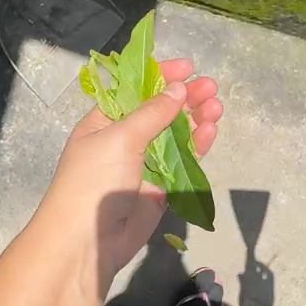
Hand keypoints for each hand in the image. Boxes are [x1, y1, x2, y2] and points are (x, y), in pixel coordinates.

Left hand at [37, 58, 222, 287]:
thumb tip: (178, 90)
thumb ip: (152, 113)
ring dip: (195, 120)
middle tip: (211, 87)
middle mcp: (123, 141)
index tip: (187, 67)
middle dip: (185, 98)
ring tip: (217, 106)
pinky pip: (182, 164)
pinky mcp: (159, 189)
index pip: (134, 91)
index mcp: (104, 122)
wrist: (89, 239)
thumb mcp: (120, 137)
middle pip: (159, 112)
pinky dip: (197, 148)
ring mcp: (143, 165)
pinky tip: (211, 132)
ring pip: (174, 137)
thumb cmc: (94, 179)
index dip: (160, 76)